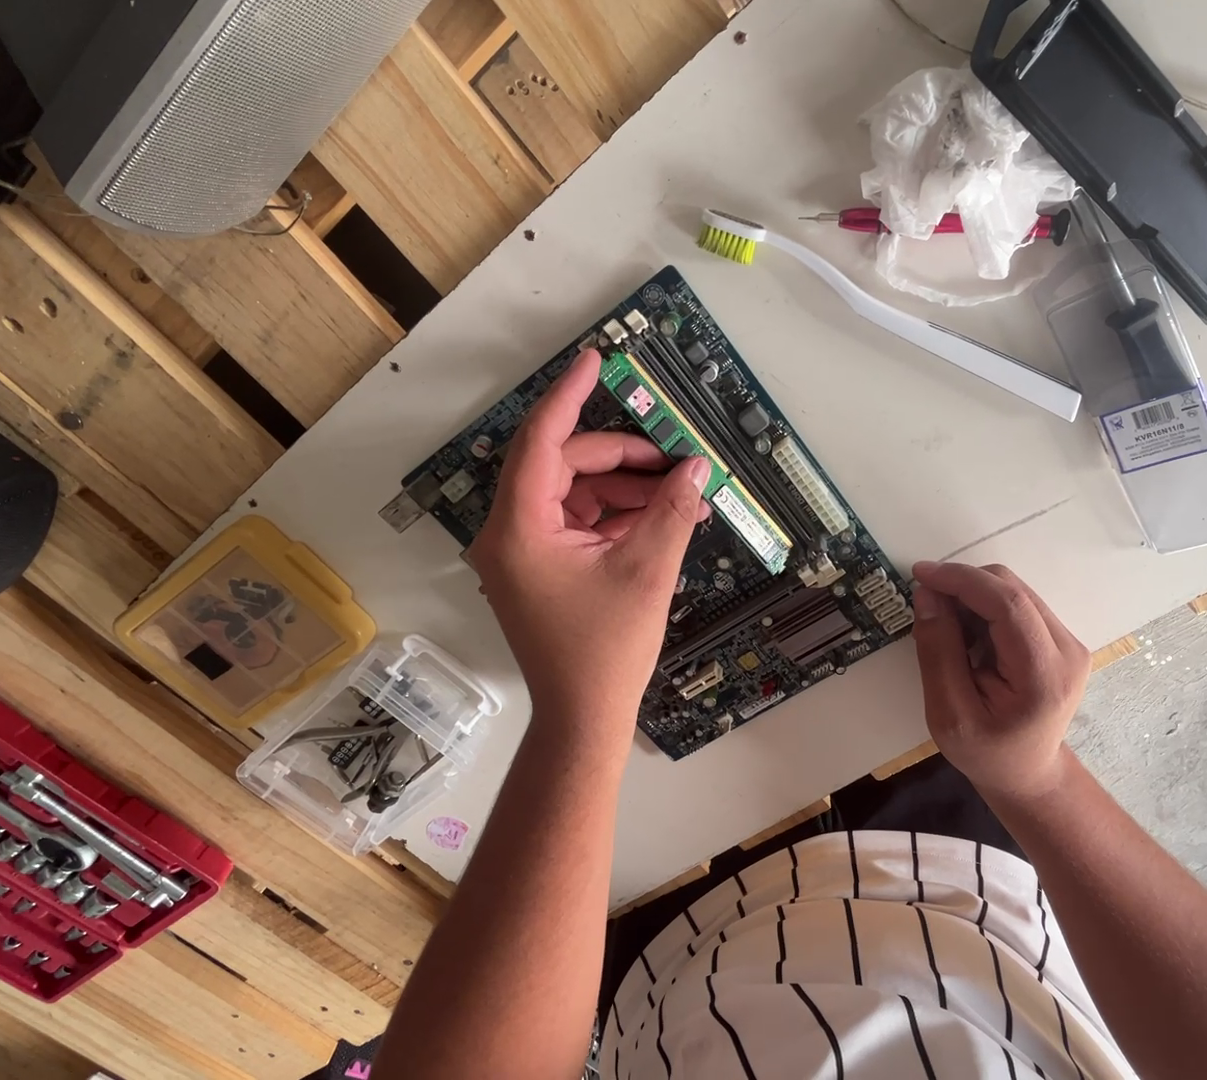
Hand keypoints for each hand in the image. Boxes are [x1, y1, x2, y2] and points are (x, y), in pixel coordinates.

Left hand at [470, 350, 711, 732]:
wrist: (584, 716)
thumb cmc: (607, 651)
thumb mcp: (646, 572)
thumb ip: (670, 511)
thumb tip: (696, 469)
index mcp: (519, 529)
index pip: (541, 441)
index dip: (569, 395)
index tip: (596, 361)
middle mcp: (509, 532)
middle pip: (564, 466)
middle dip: (622, 458)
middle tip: (676, 460)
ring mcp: (522, 550)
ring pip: (574, 492)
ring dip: (625, 489)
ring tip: (679, 495)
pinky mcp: (539, 566)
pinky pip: (577, 520)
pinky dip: (615, 515)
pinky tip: (658, 518)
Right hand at [910, 562, 1090, 799]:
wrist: (1027, 773)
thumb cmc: (986, 753)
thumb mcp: (948, 713)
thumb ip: (938, 652)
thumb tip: (927, 596)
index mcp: (1044, 674)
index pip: (1007, 604)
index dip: (962, 580)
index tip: (920, 574)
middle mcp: (1067, 649)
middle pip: (1011, 589)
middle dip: (962, 586)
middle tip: (926, 607)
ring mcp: (1067, 641)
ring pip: (1012, 591)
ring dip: (971, 598)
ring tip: (948, 632)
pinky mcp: (1058, 639)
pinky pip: (1016, 604)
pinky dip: (984, 608)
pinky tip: (968, 637)